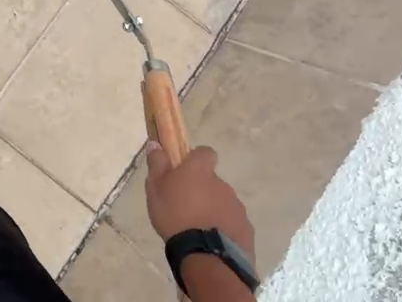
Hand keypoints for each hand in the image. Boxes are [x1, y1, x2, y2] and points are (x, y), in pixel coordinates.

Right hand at [143, 143, 254, 261]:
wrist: (206, 257)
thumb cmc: (175, 216)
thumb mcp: (155, 189)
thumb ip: (157, 164)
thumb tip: (157, 144)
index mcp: (200, 171)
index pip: (205, 152)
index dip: (196, 158)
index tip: (186, 170)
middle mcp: (222, 185)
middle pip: (213, 181)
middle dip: (202, 189)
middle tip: (185, 205)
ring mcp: (237, 208)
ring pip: (223, 202)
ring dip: (213, 208)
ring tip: (197, 226)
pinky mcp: (247, 230)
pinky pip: (233, 222)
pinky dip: (223, 227)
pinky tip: (211, 240)